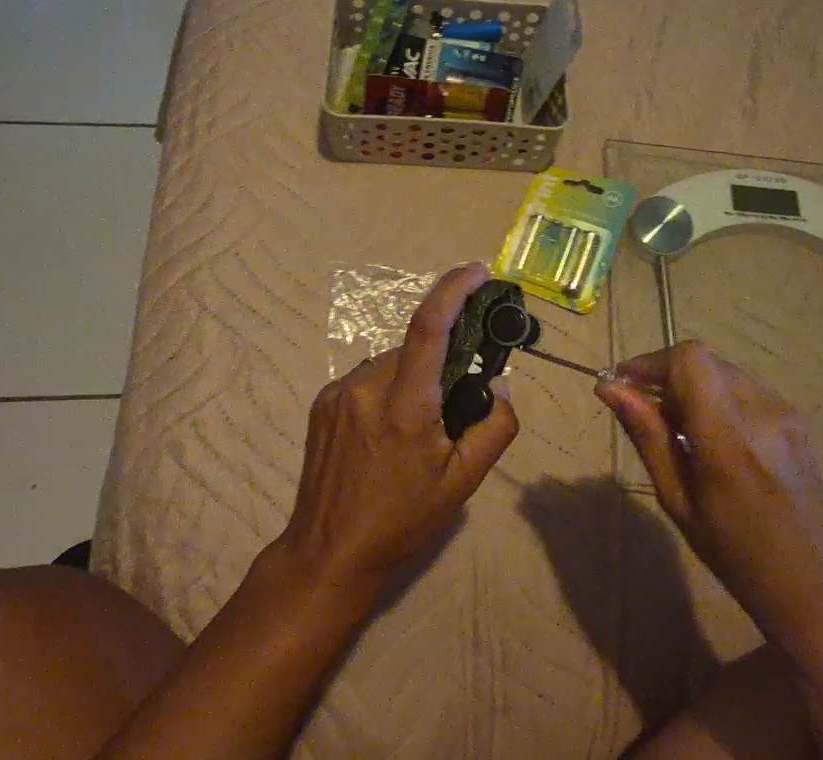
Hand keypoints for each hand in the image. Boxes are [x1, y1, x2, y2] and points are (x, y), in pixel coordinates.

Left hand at [275, 264, 519, 601]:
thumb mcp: (462, 483)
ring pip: (392, 363)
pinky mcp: (322, 402)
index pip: (429, 328)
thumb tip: (500, 384)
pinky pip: (369, 379)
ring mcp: (338, 393)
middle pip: (414, 348)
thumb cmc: (401, 520)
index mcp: (405, 406)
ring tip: (419, 429)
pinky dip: (390, 389)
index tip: (478, 271)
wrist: (328, 551)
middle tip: (457, 400)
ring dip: (414, 378)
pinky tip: (389, 432)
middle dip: (443, 359)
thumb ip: (493, 428)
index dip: (454, 290)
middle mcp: (366, 387)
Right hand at [596, 341, 822, 651]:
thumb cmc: (736, 555)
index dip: (650, 362)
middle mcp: (763, 413)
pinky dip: (715, 398)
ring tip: (672, 426)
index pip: (690, 361)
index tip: (622, 384)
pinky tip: (708, 435)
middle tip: (640, 409)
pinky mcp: (797, 419)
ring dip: (690, 386)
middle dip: (664, 375)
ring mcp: (786, 413)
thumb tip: (609, 389)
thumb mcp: (678, 501)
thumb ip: (647, 436)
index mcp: (730, 439)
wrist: (815, 584)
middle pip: (703, 361)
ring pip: (723, 372)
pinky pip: (744, 389)